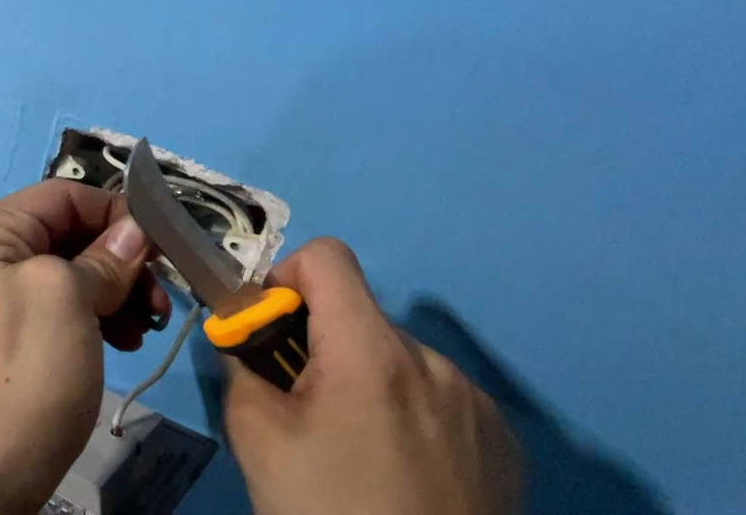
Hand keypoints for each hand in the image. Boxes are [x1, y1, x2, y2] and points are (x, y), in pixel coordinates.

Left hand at [0, 180, 168, 514]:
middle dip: (118, 262)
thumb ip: (104, 258)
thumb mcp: (70, 297)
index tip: (162, 248)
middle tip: (158, 303)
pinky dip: (88, 318)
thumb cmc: (25, 367)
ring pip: (63, 274)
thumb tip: (133, 231)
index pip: (62, 195)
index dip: (115, 213)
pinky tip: (117, 345)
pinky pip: (51, 307)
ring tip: (142, 331)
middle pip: (64, 235)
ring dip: (110, 294)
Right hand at [224, 237, 523, 514]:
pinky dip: (406, 407)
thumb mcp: (255, 435)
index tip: (270, 330)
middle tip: (299, 403)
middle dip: (317, 339)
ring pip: (396, 355)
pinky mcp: (504, 442)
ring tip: (353, 445)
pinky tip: (399, 466)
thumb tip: (243, 337)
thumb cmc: (328, 510)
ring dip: (364, 376)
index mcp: (372, 351)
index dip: (285, 277)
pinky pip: (437, 394)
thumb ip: (241, 363)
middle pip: (357, 312)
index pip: (327, 256)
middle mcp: (434, 363)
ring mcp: (477, 403)